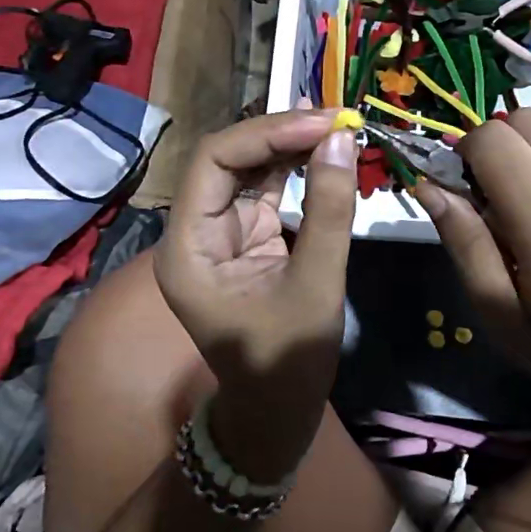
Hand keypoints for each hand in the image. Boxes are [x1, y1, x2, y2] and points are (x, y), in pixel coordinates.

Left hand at [153, 108, 358, 480]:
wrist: (276, 414)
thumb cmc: (288, 363)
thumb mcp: (316, 286)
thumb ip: (329, 212)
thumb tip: (342, 140)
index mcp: (188, 248)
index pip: (214, 162)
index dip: (267, 133)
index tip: (323, 123)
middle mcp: (194, 233)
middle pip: (228, 160)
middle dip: (280, 133)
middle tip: (336, 117)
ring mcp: (219, 235)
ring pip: (247, 171)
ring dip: (288, 145)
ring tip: (334, 124)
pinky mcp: (245, 241)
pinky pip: (265, 192)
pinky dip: (294, 170)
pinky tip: (322, 150)